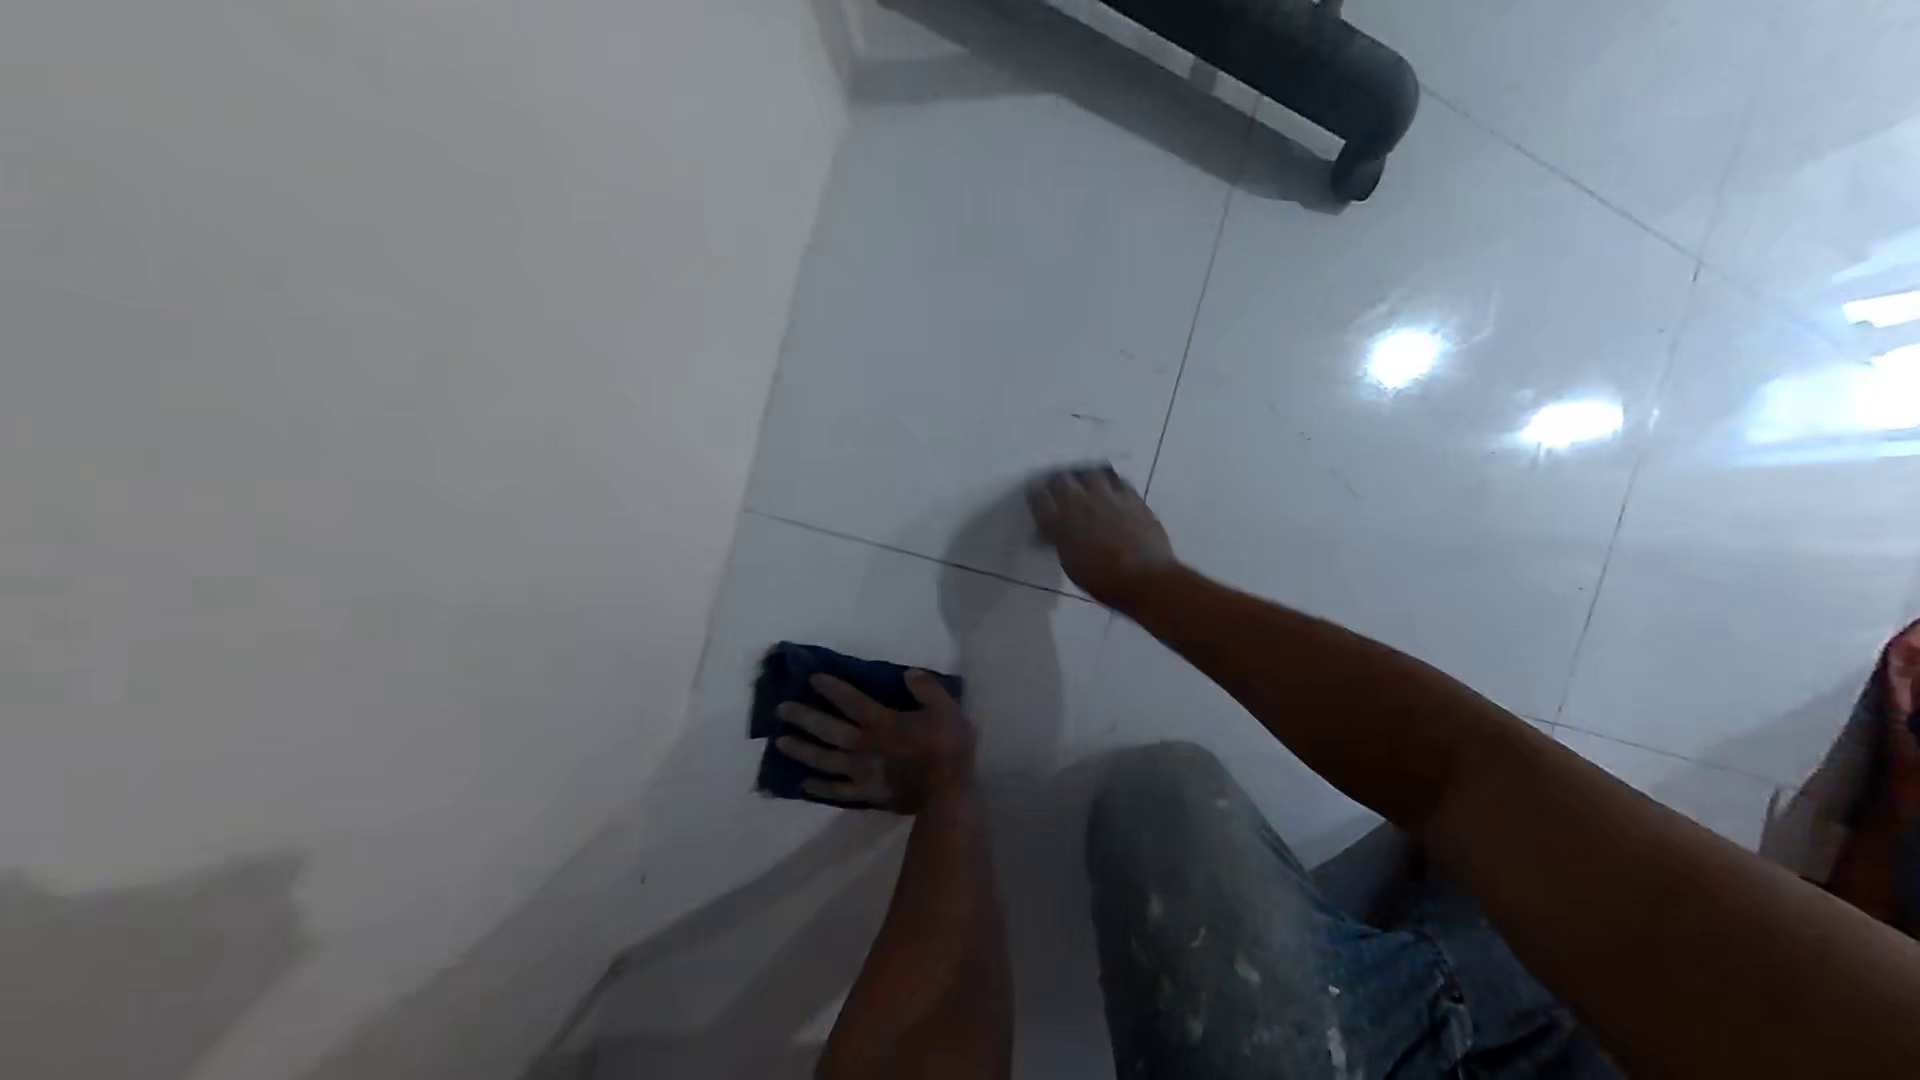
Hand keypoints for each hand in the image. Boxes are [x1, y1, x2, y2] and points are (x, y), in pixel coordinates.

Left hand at [775, 670, 975, 813]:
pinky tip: (804, 785)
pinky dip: (819, 788)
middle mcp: (863, 745)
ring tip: (780, 742)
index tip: (811, 678)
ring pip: (823, 760)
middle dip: (803, 717)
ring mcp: (860, 772)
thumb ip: (926, 688)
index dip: (830, 687)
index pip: (850, 699)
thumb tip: (908, 673)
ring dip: (801, 750)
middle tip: (781, 709)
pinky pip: (836, 791)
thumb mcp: (944, 708)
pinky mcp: (865, 794)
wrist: (947, 793)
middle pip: (827, 729)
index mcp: (881, 722)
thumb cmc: (947, 747)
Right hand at [1027, 463, 1177, 608]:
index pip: (1039, 497)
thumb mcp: (1071, 564)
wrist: (1147, 579)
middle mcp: (1080, 505)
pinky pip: (1116, 480)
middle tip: (1057, 484)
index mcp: (1060, 524)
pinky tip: (1110, 488)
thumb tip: (1049, 533)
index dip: (1035, 493)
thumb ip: (1060, 541)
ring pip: (1089, 473)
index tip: (1035, 493)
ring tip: (1084, 481)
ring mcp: (1107, 497)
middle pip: (1061, 479)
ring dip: (1083, 476)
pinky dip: (1109, 482)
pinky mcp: (1131, 497)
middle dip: (1056, 480)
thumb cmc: (1105, 582)